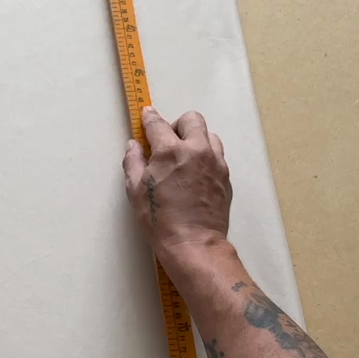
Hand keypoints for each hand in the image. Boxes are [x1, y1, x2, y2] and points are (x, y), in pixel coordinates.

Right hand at [122, 107, 232, 266]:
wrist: (193, 243)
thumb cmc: (160, 219)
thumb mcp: (135, 190)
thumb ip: (133, 162)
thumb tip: (133, 147)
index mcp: (170, 151)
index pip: (157, 124)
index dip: (149, 118)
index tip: (146, 115)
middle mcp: (196, 150)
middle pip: (191, 119)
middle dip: (177, 125)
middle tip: (167, 142)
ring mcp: (215, 163)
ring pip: (209, 135)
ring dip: (195, 139)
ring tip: (184, 157)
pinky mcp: (225, 177)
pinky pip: (217, 156)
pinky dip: (205, 157)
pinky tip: (195, 174)